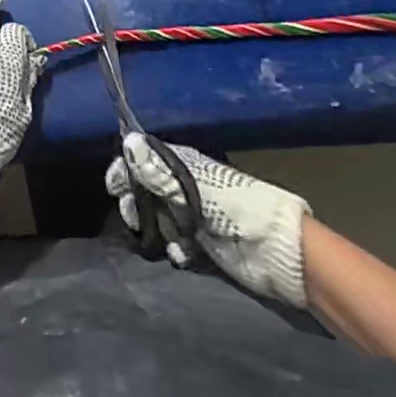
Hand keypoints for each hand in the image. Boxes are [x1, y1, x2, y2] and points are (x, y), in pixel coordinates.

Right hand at [106, 133, 311, 304]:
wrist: (280, 255)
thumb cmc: (240, 211)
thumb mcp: (197, 187)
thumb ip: (159, 170)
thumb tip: (129, 140)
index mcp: (184, 167)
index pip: (143, 160)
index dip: (126, 170)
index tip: (115, 186)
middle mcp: (184, 188)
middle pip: (143, 189)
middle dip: (134, 202)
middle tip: (133, 216)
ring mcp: (190, 217)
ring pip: (153, 217)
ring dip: (151, 228)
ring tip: (157, 237)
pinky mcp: (198, 244)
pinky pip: (171, 241)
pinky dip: (171, 247)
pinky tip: (179, 252)